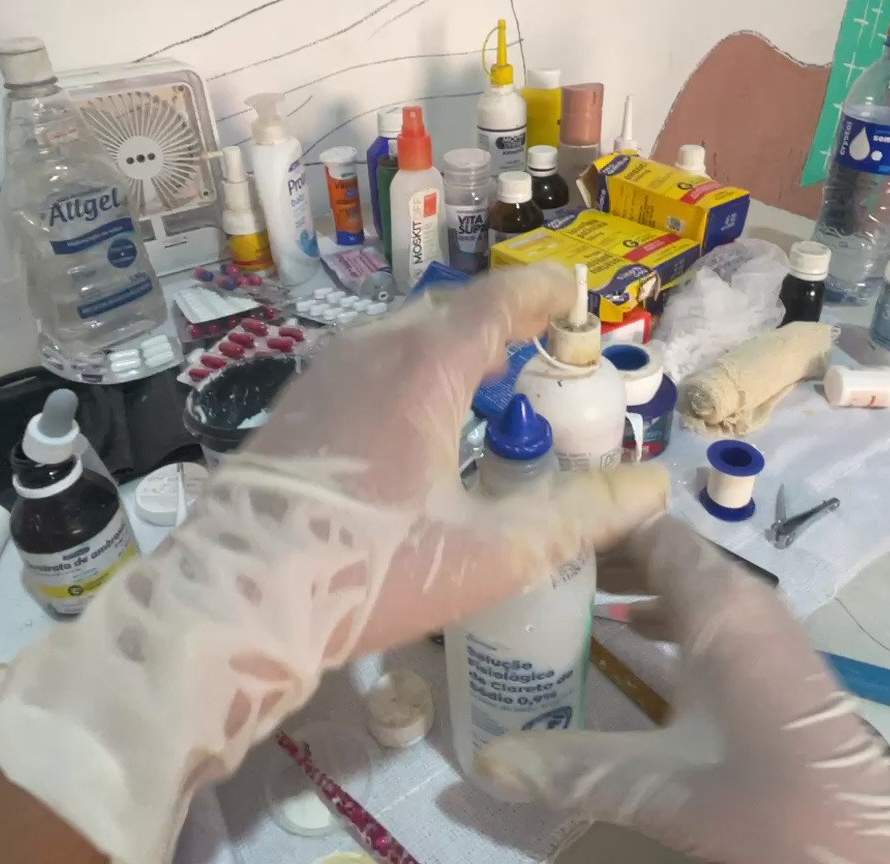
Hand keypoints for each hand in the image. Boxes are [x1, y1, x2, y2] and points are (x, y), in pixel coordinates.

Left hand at [228, 259, 670, 657]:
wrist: (236, 598)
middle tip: (546, 348)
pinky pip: (376, 353)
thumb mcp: (488, 553)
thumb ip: (577, 515)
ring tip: (496, 375)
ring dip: (461, 340)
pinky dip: (419, 360)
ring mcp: (331, 367)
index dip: (543, 291)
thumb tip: (653, 487)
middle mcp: (376, 348)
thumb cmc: (371, 571)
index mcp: (425, 367)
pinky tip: (427, 408)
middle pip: (455, 308)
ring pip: (411, 328)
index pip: (497, 299)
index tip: (576, 296)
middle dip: (506, 318)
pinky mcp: (305, 394)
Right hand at [476, 517, 889, 863]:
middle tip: (543, 565)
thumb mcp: (663, 786)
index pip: (650, 527)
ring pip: (689, 576)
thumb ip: (571, 769)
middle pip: (666, 547)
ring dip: (635, 579)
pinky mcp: (774, 653)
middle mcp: (743, 598)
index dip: (596, 520)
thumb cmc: (771, 804)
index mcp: (718, 604)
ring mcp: (764, 624)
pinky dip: (665, 608)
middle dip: (606, 550)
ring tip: (575, 595)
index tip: (541, 528)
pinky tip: (630, 638)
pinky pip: (708, 605)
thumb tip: (486, 763)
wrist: (879, 855)